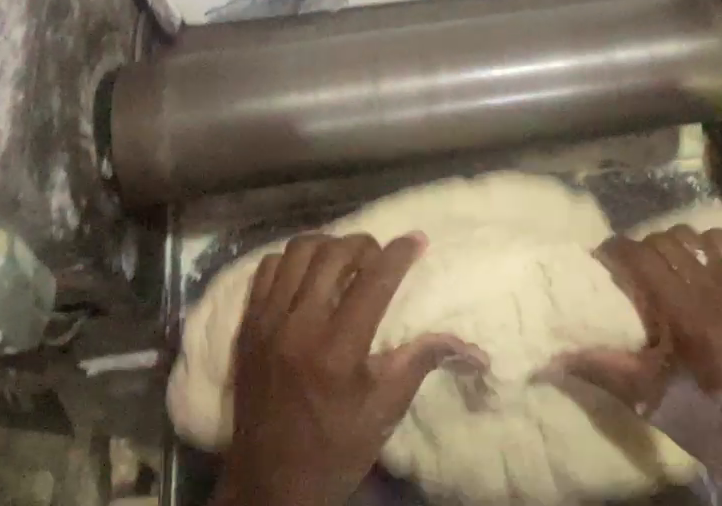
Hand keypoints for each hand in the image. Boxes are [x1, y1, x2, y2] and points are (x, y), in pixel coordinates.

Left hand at [211, 233, 475, 505]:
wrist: (270, 484)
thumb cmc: (335, 449)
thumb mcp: (384, 410)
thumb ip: (421, 362)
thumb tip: (474, 348)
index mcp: (337, 350)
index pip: (373, 281)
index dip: (399, 254)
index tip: (418, 240)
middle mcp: (298, 326)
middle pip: (334, 254)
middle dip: (365, 245)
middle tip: (381, 255)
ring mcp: (266, 322)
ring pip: (297, 252)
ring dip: (328, 245)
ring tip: (346, 260)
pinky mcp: (247, 325)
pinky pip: (266, 269)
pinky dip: (291, 261)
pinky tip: (309, 275)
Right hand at [552, 228, 721, 504]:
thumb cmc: (700, 416)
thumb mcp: (643, 396)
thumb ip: (598, 368)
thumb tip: (550, 359)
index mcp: (682, 312)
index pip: (640, 256)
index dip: (615, 250)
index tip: (601, 259)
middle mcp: (710, 288)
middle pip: (663, 241)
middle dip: (639, 248)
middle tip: (627, 270)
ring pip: (693, 236)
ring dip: (669, 244)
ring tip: (660, 267)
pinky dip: (703, 244)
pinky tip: (695, 266)